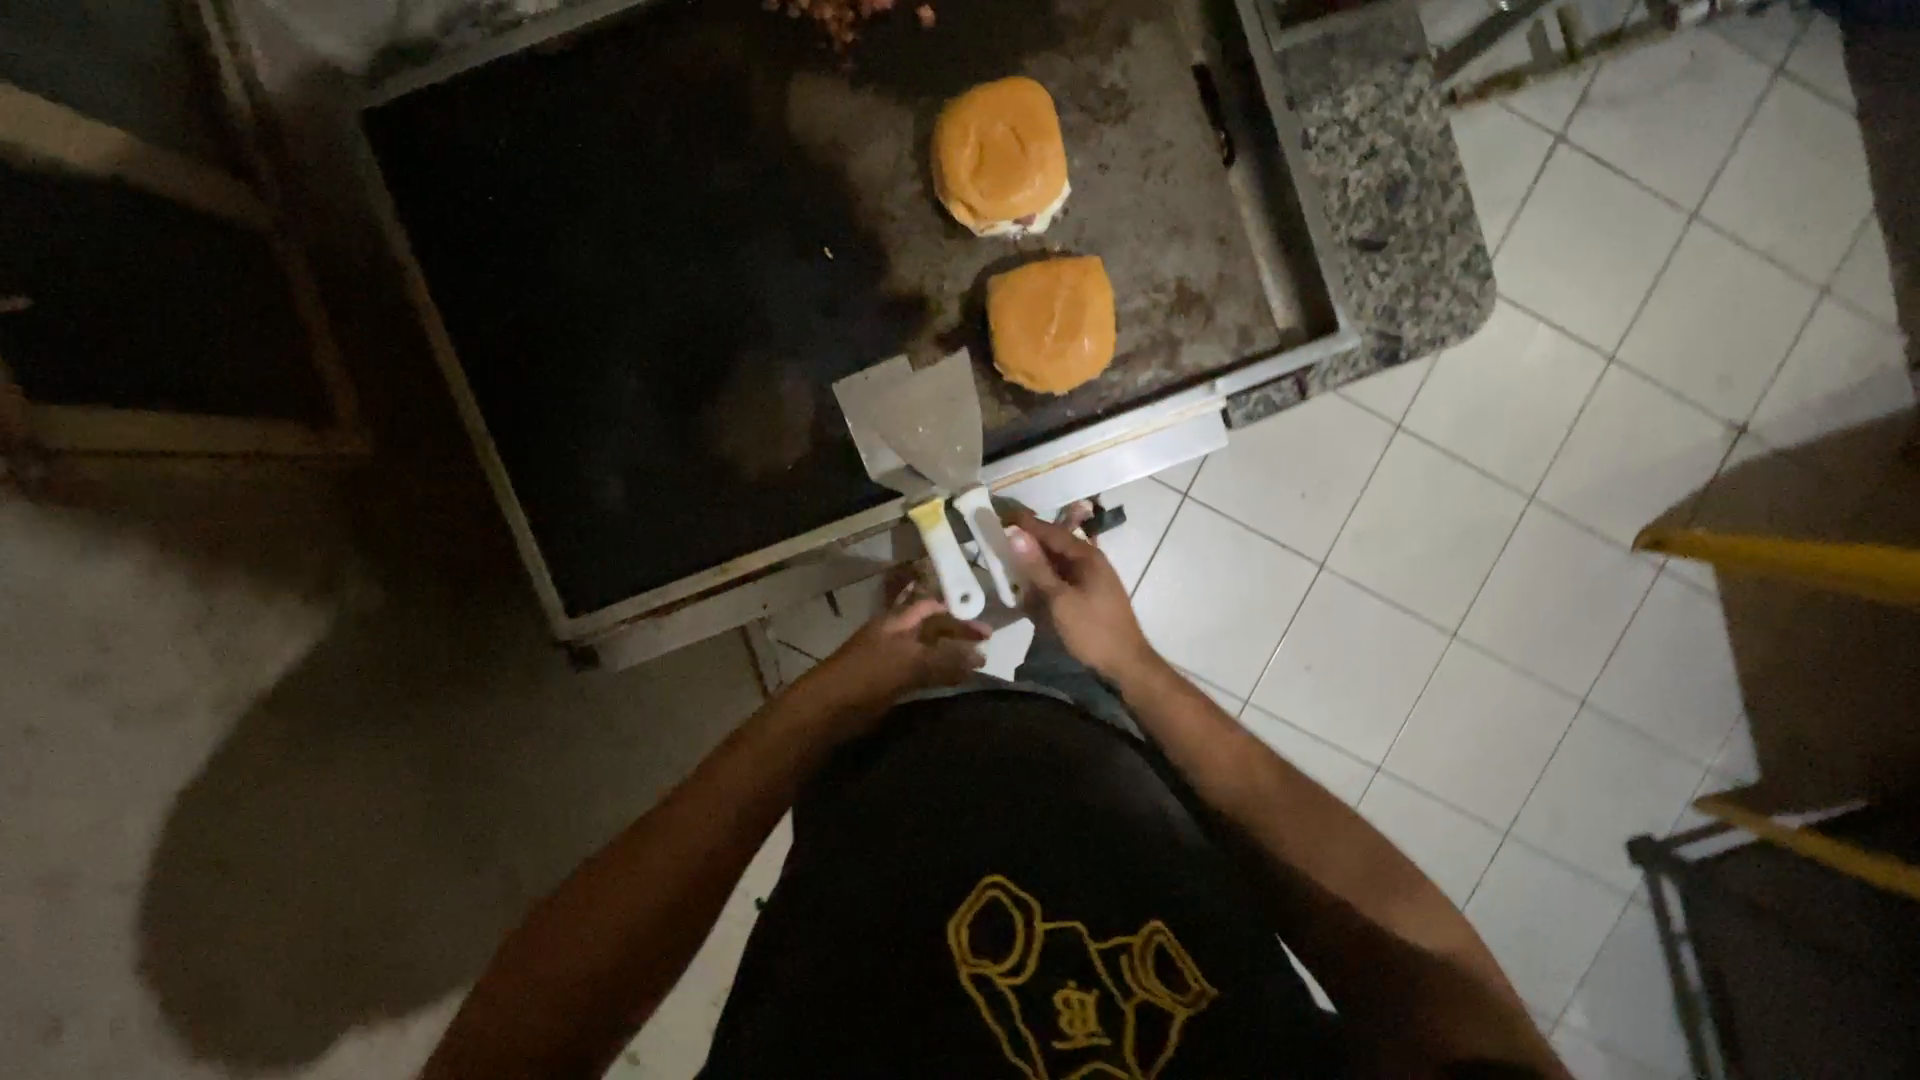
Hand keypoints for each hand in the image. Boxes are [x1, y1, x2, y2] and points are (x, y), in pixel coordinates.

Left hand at [797, 591, 989, 727]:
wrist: (829, 707)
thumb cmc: (869, 674)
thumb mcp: (912, 662)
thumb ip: (946, 659)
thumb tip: (981, 657)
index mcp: (898, 621)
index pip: (933, 608)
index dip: (958, 615)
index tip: (985, 630)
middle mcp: (895, 635)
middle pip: (931, 630)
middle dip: (957, 637)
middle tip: (985, 648)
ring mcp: (889, 660)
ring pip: (927, 653)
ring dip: (949, 658)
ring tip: (974, 667)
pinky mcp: (887, 683)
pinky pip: (919, 675)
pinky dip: (937, 676)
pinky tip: (951, 684)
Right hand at [1005, 510, 1158, 680]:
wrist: (1125, 663)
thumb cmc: (1092, 630)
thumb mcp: (1059, 599)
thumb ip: (1037, 568)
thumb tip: (1016, 535)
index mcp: (1087, 556)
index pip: (1051, 531)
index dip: (1026, 524)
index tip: (1001, 517)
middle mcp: (1091, 562)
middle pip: (1055, 545)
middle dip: (1029, 543)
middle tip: (1000, 540)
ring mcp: (1092, 579)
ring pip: (1058, 563)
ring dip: (1036, 563)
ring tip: (1010, 562)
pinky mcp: (1090, 595)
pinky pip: (1063, 579)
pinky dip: (1045, 580)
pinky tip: (1030, 587)